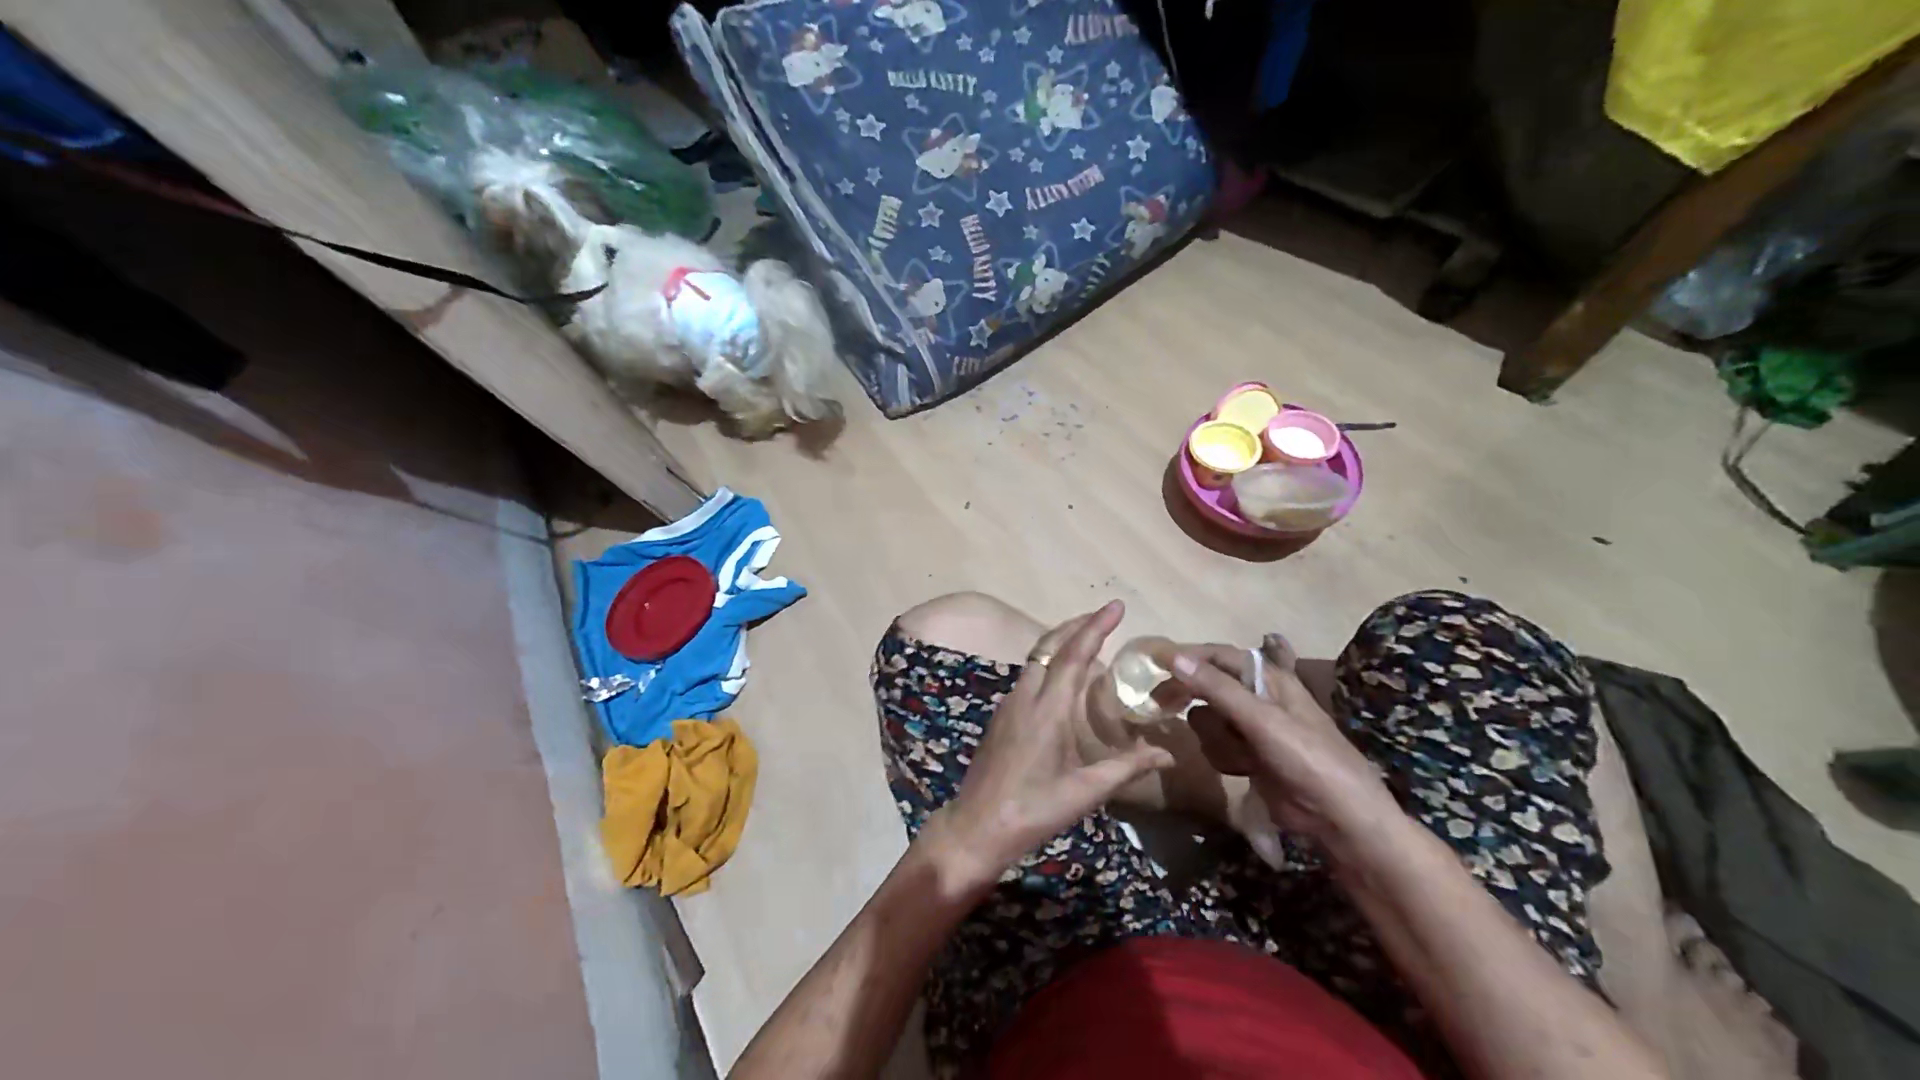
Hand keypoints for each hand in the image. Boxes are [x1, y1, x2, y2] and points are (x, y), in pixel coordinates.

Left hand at [921, 601, 1175, 892]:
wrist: (975, 827)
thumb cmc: (1032, 811)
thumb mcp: (1085, 792)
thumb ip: (1126, 768)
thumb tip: (1166, 754)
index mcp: (1047, 710)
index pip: (1074, 655)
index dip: (1095, 627)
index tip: (1116, 606)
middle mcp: (1024, 698)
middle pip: (1049, 646)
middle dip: (1077, 624)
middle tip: (1105, 615)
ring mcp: (1008, 706)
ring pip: (1036, 659)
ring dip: (1062, 643)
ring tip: (1090, 640)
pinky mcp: (1001, 718)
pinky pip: (1028, 677)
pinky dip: (1050, 664)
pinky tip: (1064, 680)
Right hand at [1171, 641, 1400, 851]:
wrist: (1337, 816)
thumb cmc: (1307, 758)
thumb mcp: (1261, 719)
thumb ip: (1217, 688)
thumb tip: (1174, 657)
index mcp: (1268, 678)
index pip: (1218, 655)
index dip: (1187, 656)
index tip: (1154, 663)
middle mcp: (1258, 697)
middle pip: (1207, 686)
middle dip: (1191, 698)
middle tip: (1162, 705)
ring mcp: (1252, 728)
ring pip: (1208, 720)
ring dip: (1215, 737)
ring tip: (1238, 754)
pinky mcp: (1249, 756)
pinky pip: (1217, 746)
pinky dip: (1224, 757)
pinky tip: (1243, 770)